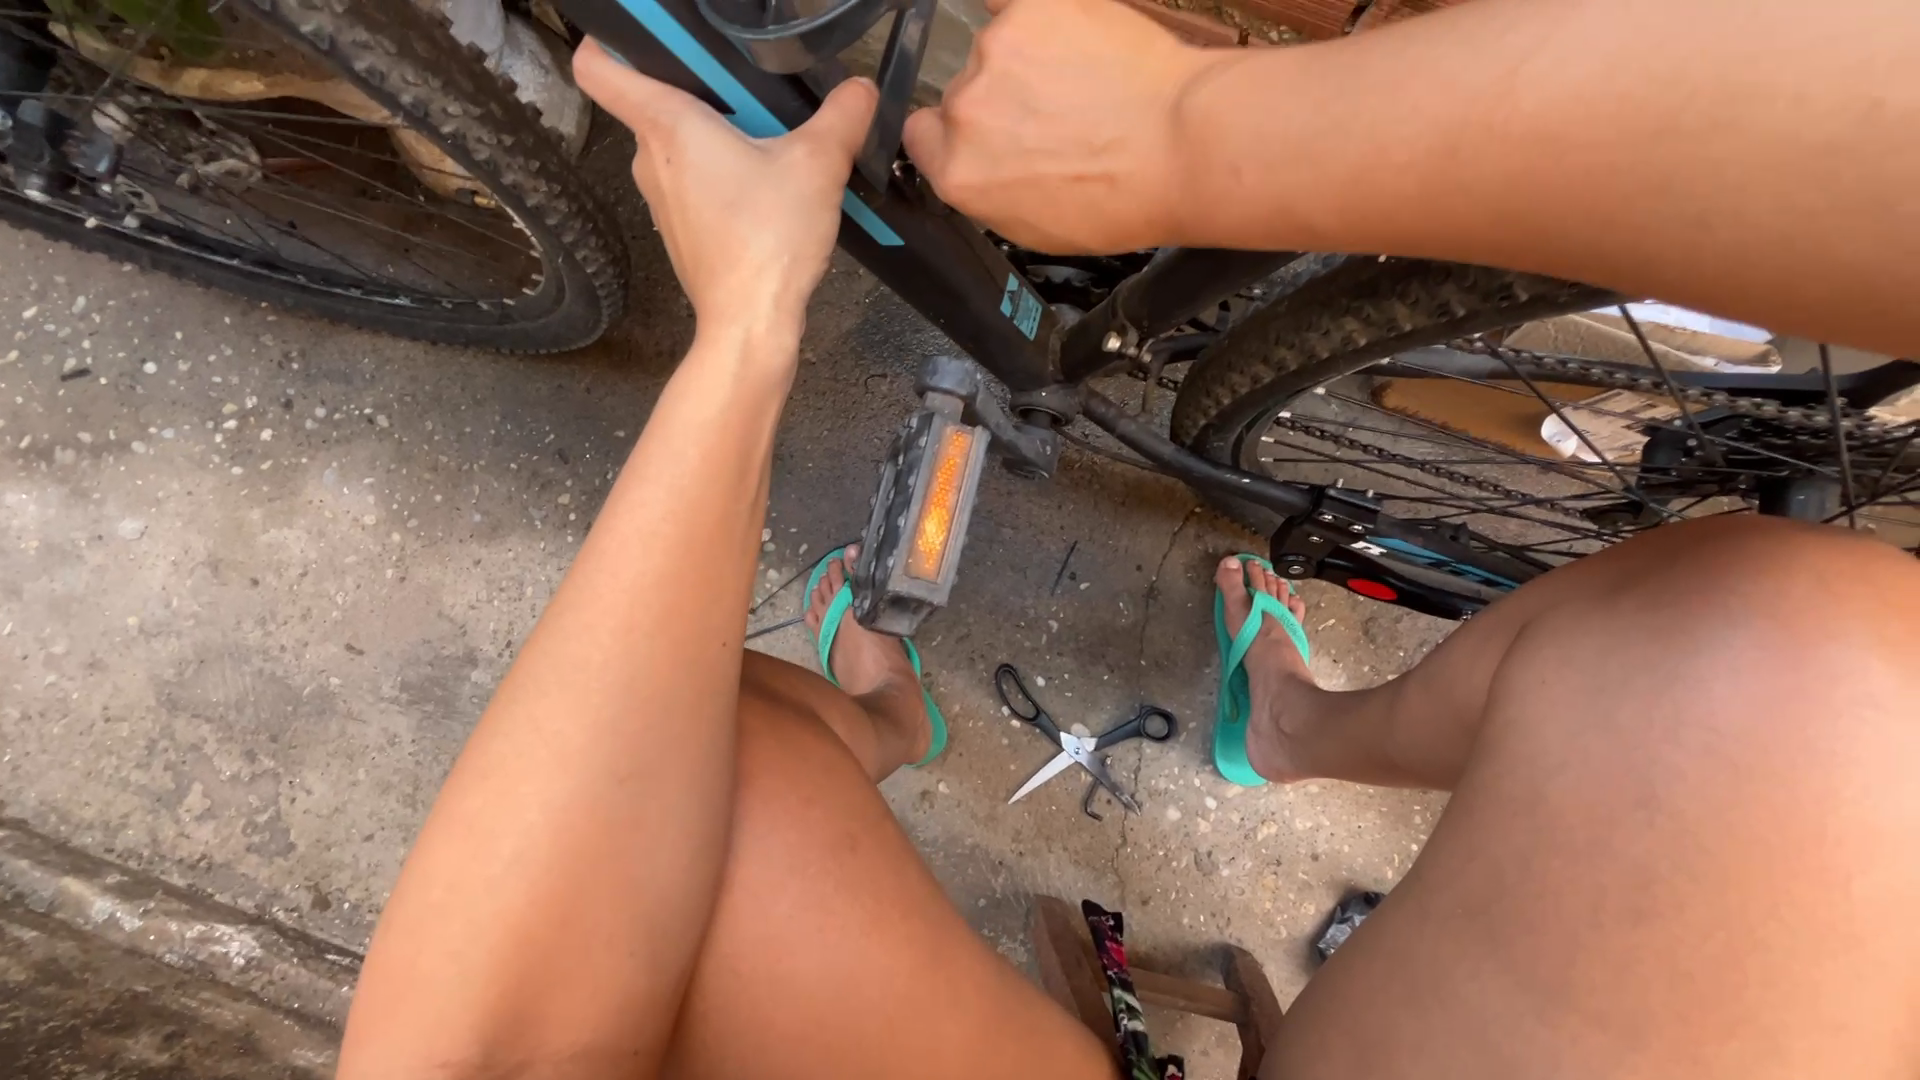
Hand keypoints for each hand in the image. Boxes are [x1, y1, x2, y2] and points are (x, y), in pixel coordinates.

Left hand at [574, 39, 876, 341]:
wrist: (750, 322)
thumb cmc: (768, 240)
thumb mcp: (817, 167)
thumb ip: (841, 118)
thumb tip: (861, 89)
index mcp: (666, 125)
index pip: (598, 65)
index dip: (612, 42)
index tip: (651, 42)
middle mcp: (649, 160)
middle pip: (655, 105)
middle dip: (701, 98)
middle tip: (753, 106)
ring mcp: (662, 203)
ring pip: (679, 152)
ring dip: (717, 145)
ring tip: (769, 157)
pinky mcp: (681, 235)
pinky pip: (694, 191)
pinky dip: (721, 185)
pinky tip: (764, 202)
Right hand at [902, 0, 1223, 252]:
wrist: (1178, 147)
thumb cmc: (1118, 202)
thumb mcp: (1034, 229)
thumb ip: (987, 191)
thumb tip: (980, 164)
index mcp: (959, 175)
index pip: (921, 137)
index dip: (950, 138)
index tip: (983, 138)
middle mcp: (964, 111)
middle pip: (959, 95)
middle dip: (996, 104)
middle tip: (1050, 118)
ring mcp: (995, 51)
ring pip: (993, 50)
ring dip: (1023, 62)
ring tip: (1080, 84)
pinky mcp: (1032, 4)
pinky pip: (1014, 3)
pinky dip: (1037, 17)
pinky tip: (1071, 38)